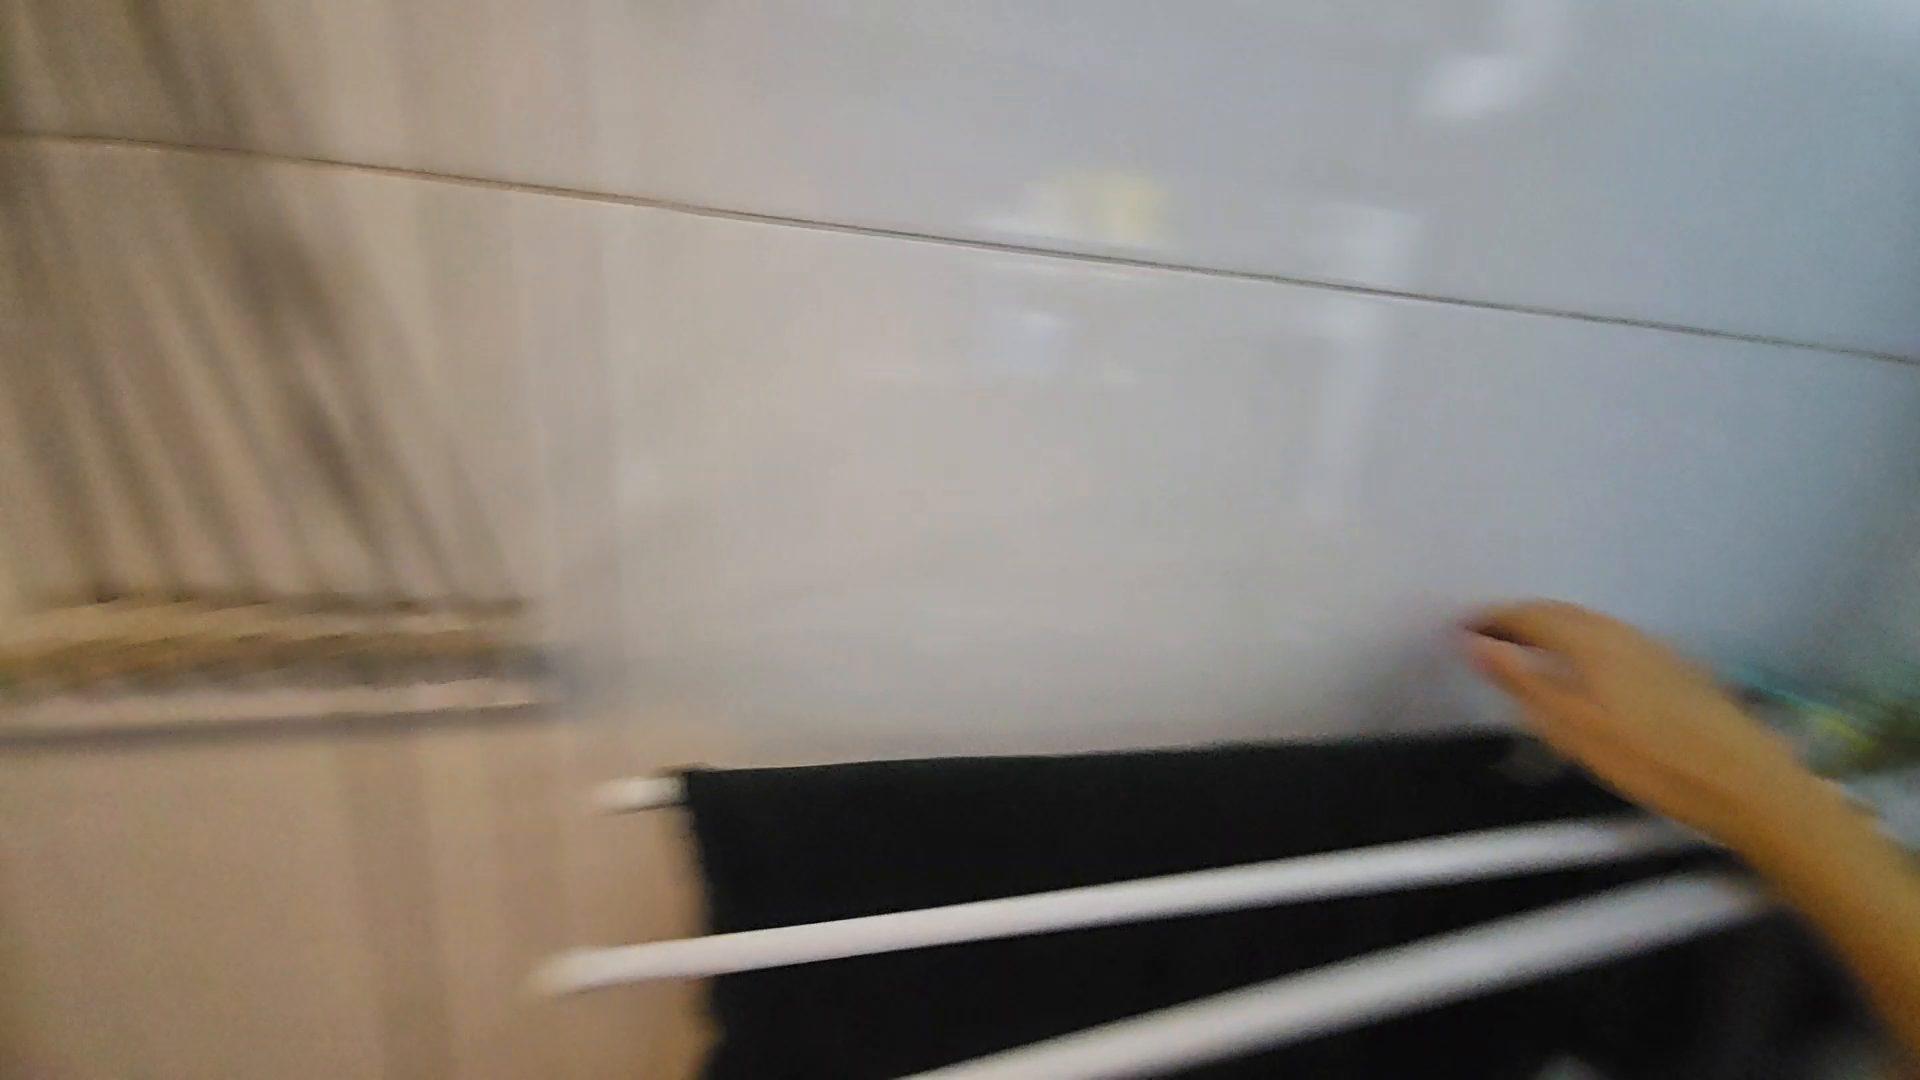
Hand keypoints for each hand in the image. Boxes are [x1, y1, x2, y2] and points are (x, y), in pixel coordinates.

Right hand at [1462, 600, 1813, 852]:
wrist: (1753, 789)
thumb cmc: (1649, 760)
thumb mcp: (1570, 726)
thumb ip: (1518, 680)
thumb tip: (1471, 643)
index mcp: (1590, 642)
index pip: (1526, 615)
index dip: (1488, 619)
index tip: (1459, 630)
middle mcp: (1620, 634)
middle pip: (1557, 612)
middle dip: (1515, 619)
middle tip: (1485, 638)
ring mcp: (1653, 648)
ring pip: (1586, 623)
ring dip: (1547, 627)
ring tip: (1522, 650)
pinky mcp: (1674, 667)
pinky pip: (1609, 636)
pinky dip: (1577, 639)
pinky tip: (1577, 667)